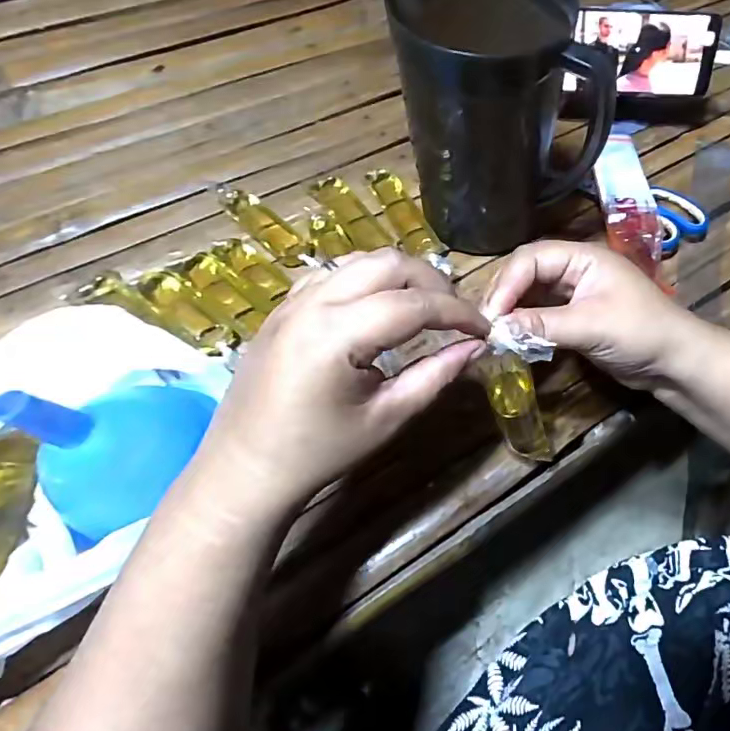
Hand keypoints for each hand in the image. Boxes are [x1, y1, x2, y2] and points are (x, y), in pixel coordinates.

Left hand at [189, 249, 488, 521]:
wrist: (245, 469)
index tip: (484, 329)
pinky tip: (377, 307)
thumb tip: (475, 347)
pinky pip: (332, 274)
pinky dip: (365, 280)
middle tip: (455, 316)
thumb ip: (434, 376)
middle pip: (388, 263)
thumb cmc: (318, 453)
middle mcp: (312, 303)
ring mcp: (292, 301)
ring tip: (424, 308)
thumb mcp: (386, 418)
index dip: (457, 312)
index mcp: (335, 334)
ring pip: (359, 261)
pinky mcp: (282, 307)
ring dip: (399, 276)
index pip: (413, 304)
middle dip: (432, 283)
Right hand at [481, 240, 707, 389]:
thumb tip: (497, 330)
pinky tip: (512, 338)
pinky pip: (539, 313)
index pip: (531, 258)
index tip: (491, 315)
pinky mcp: (574, 316)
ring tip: (493, 332)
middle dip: (504, 295)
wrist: (678, 363)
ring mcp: (574, 292)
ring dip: (511, 311)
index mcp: (583, 257)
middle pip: (526, 272)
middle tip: (485, 325)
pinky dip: (524, 324)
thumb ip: (543, 325)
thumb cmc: (642, 333)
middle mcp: (575, 269)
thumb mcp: (592, 327)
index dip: (506, 283)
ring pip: (530, 293)